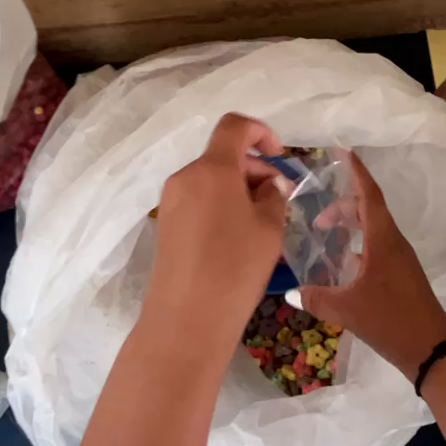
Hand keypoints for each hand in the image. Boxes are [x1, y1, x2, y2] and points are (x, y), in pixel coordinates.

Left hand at [148, 113, 288, 343]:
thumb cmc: (235, 268)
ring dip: (239, 189)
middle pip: (223, 155)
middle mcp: (186, 176)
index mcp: (212, 168)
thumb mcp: (269, 228)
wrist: (186, 319)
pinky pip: (199, 199)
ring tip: (262, 224)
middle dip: (255, 168)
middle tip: (280, 199)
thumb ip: (274, 195)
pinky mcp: (166, 224)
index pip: (234, 126)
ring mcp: (171, 201)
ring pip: (211, 179)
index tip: (279, 156)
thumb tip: (270, 183)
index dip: (261, 131)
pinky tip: (237, 238)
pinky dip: (221, 205)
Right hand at [299, 153, 445, 376]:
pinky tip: (344, 262)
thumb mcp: (347, 310)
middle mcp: (393, 242)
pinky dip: (360, 244)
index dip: (357, 173)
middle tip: (319, 218)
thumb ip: (317, 298)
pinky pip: (378, 246)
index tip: (345, 153)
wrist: (432, 350)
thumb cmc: (390, 320)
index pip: (369, 195)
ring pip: (374, 229)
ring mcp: (400, 259)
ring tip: (328, 234)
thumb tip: (292, 291)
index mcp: (383, 240)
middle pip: (369, 210)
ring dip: (352, 225)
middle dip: (344, 206)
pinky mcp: (402, 275)